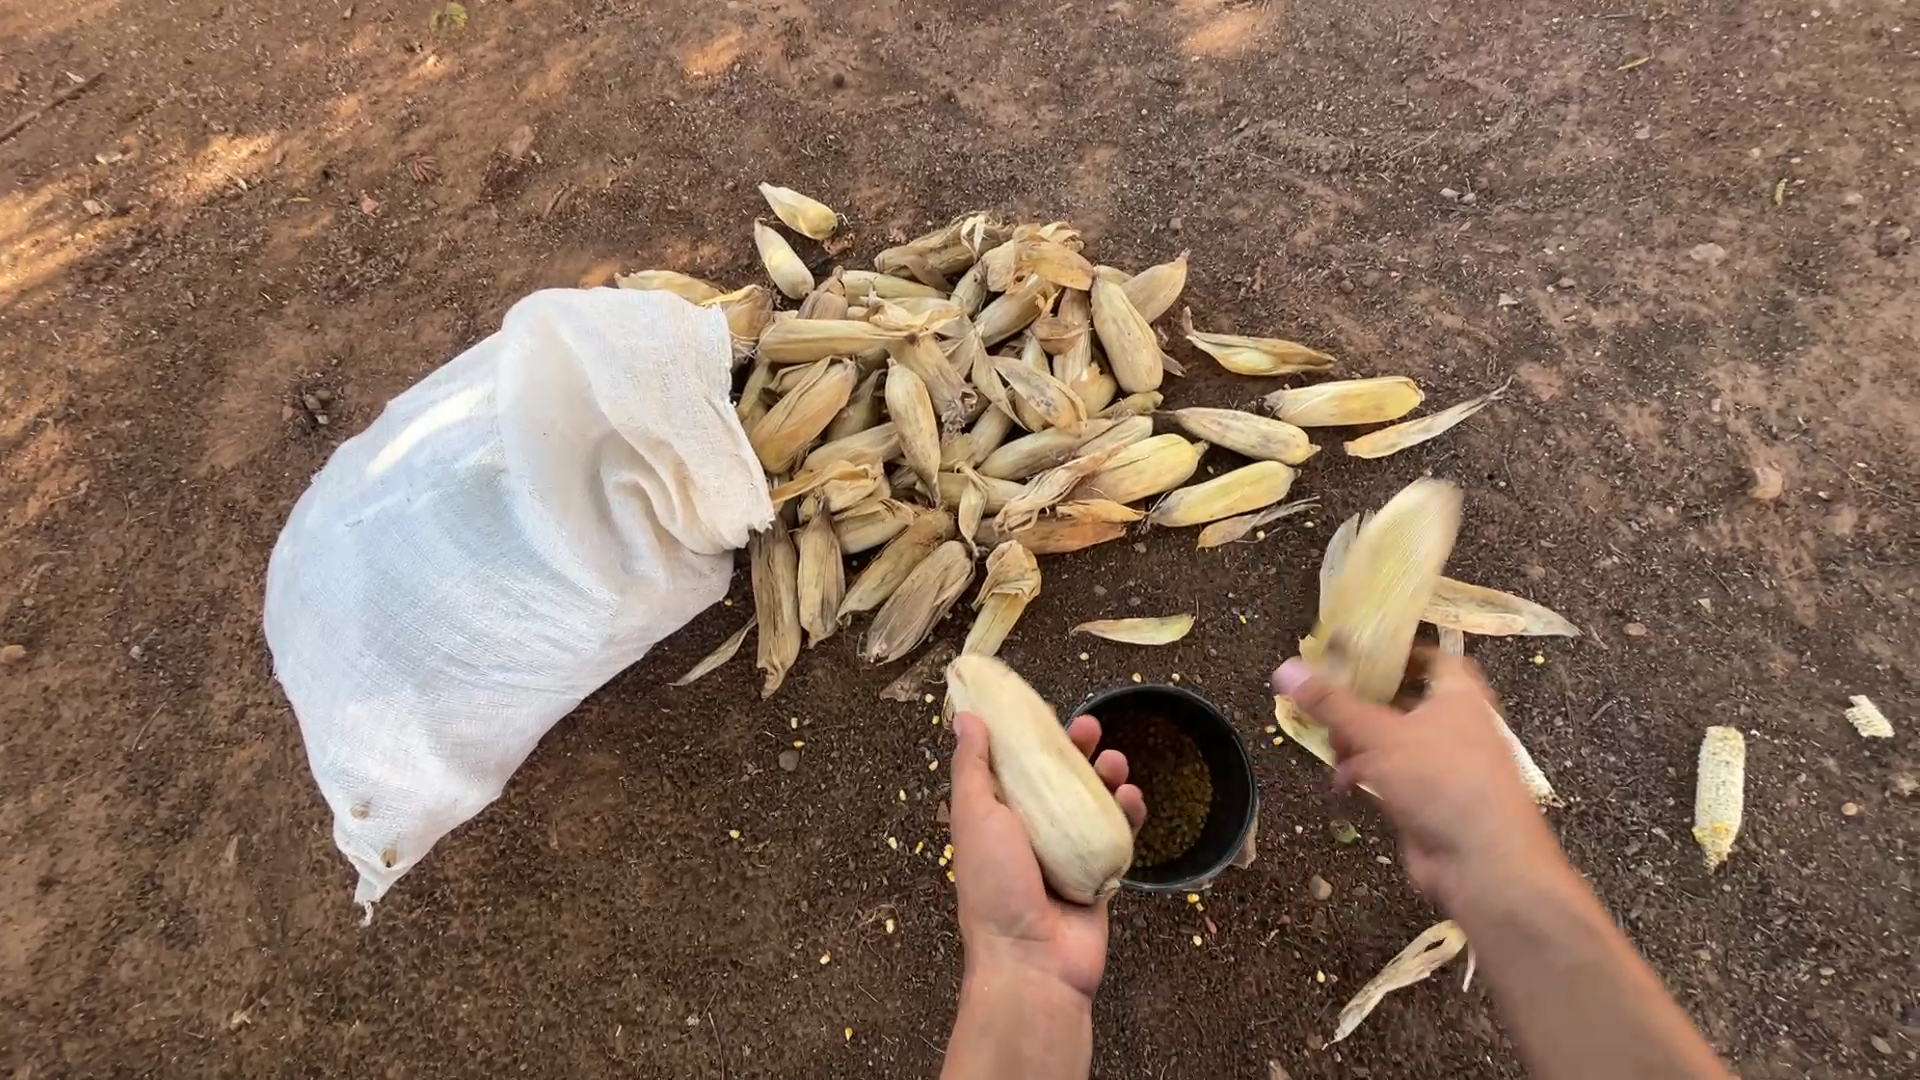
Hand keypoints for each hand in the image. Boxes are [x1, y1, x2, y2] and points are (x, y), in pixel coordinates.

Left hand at [948, 711, 1145, 999]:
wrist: (1033, 961)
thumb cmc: (995, 885)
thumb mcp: (974, 815)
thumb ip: (972, 766)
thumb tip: (966, 717)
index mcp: (997, 813)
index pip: (1015, 762)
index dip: (1030, 734)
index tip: (1046, 708)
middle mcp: (1032, 828)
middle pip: (1057, 776)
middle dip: (1076, 748)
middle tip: (1090, 726)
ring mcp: (1067, 849)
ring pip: (1091, 799)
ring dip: (1106, 775)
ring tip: (1116, 762)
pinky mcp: (1099, 869)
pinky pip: (1117, 833)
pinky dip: (1128, 813)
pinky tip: (1134, 797)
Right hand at [1272, 651, 1561, 911]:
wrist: (1485, 866)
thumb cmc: (1442, 783)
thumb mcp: (1378, 734)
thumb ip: (1330, 702)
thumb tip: (1285, 669)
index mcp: (1457, 698)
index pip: (1433, 659)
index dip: (1398, 652)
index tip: (1357, 654)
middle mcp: (1454, 726)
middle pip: (1401, 699)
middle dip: (1360, 703)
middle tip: (1326, 702)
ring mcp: (1442, 764)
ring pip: (1390, 738)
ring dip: (1356, 743)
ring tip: (1332, 748)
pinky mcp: (1428, 797)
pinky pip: (1390, 773)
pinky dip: (1366, 774)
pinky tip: (1344, 783)